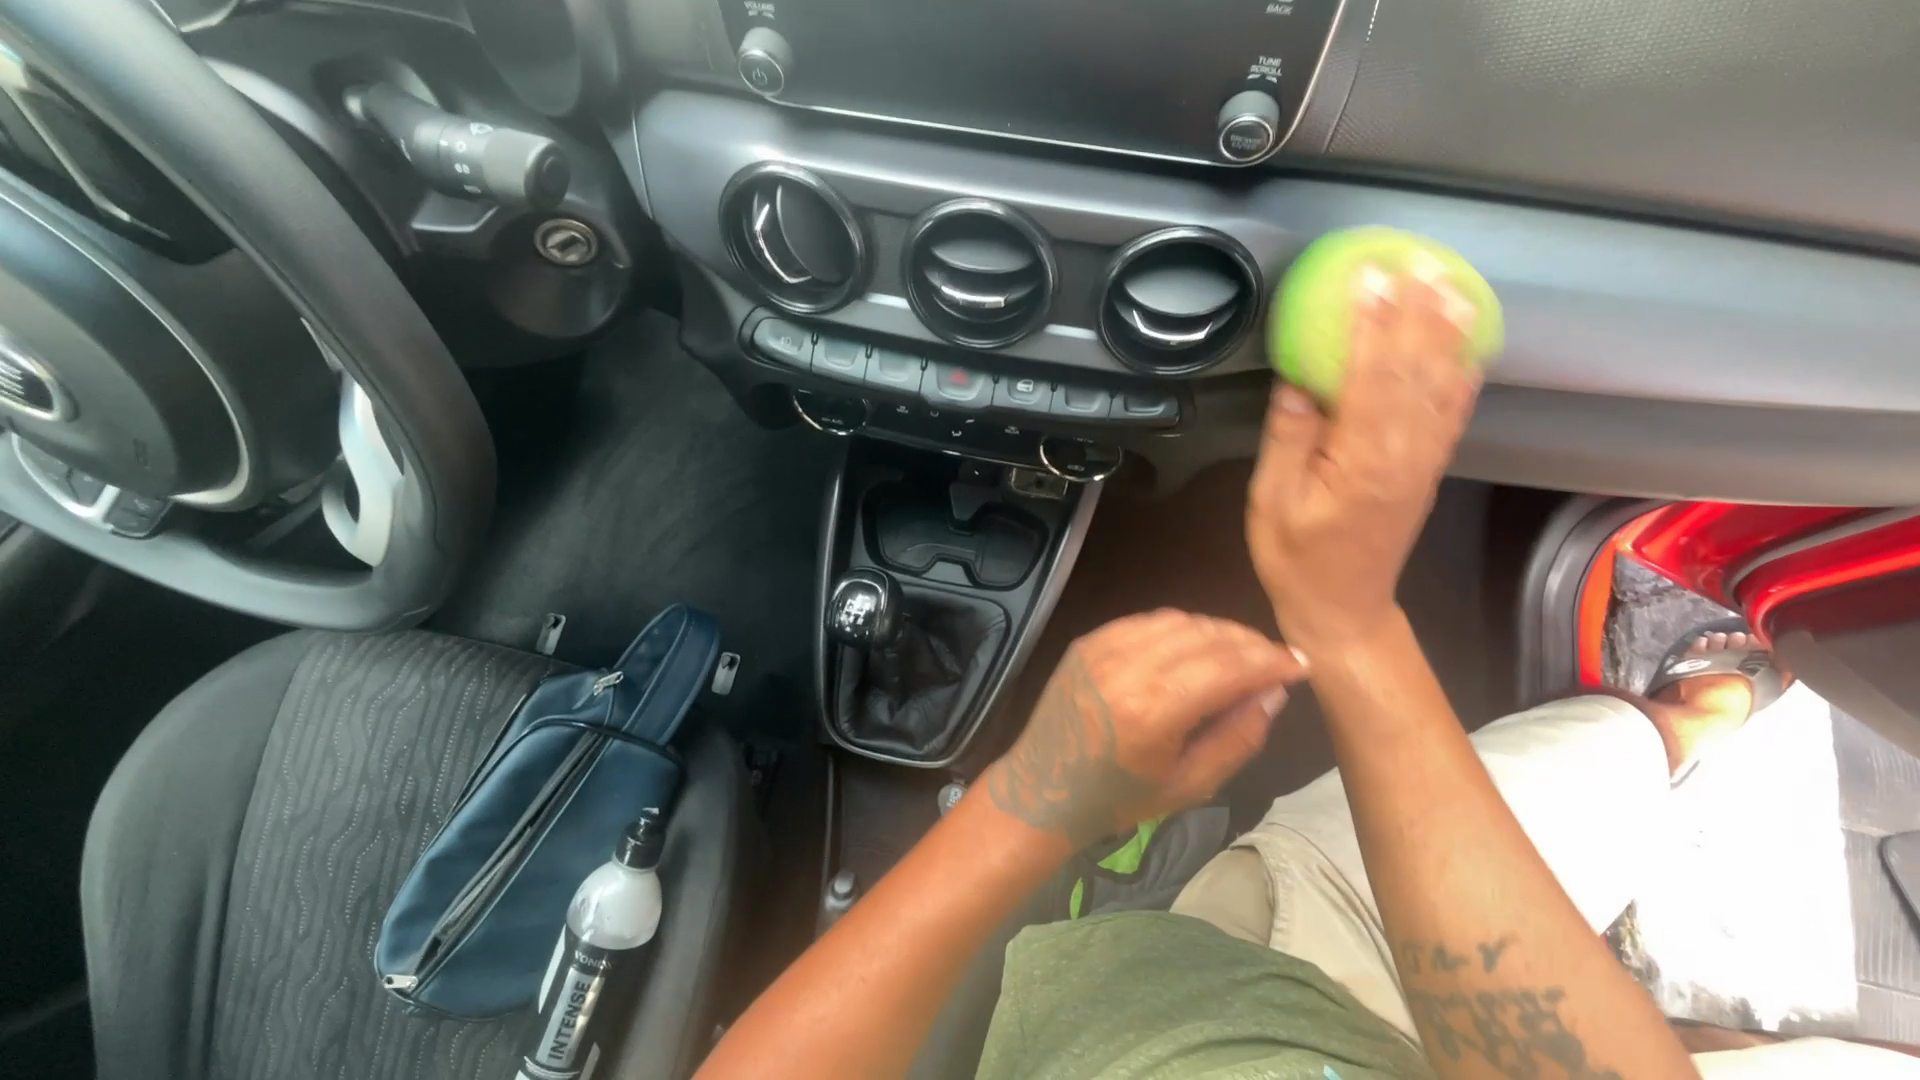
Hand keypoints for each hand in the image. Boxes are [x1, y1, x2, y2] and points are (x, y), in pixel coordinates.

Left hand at [982, 610, 1306, 847]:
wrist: (1042, 789)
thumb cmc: (1120, 797)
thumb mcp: (1190, 785)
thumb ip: (1238, 737)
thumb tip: (1274, 693)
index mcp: (1153, 710)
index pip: (1228, 667)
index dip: (1270, 661)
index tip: (1300, 663)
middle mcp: (1127, 667)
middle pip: (1206, 636)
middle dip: (1250, 642)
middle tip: (1276, 658)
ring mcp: (1102, 648)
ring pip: (1178, 620)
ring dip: (1217, 630)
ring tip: (1242, 650)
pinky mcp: (1088, 641)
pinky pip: (1146, 621)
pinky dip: (1180, 627)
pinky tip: (1196, 644)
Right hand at [1249, 276, 1480, 654]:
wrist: (1343, 607)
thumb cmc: (1296, 558)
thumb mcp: (1271, 500)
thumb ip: (1289, 436)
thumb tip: (1299, 376)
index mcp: (1360, 461)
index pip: (1372, 376)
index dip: (1373, 322)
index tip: (1371, 275)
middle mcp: (1403, 454)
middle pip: (1415, 370)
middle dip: (1416, 311)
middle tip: (1417, 260)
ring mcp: (1423, 461)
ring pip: (1441, 385)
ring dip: (1446, 331)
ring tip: (1449, 283)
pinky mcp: (1428, 469)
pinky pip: (1451, 415)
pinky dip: (1460, 375)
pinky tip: (1466, 346)